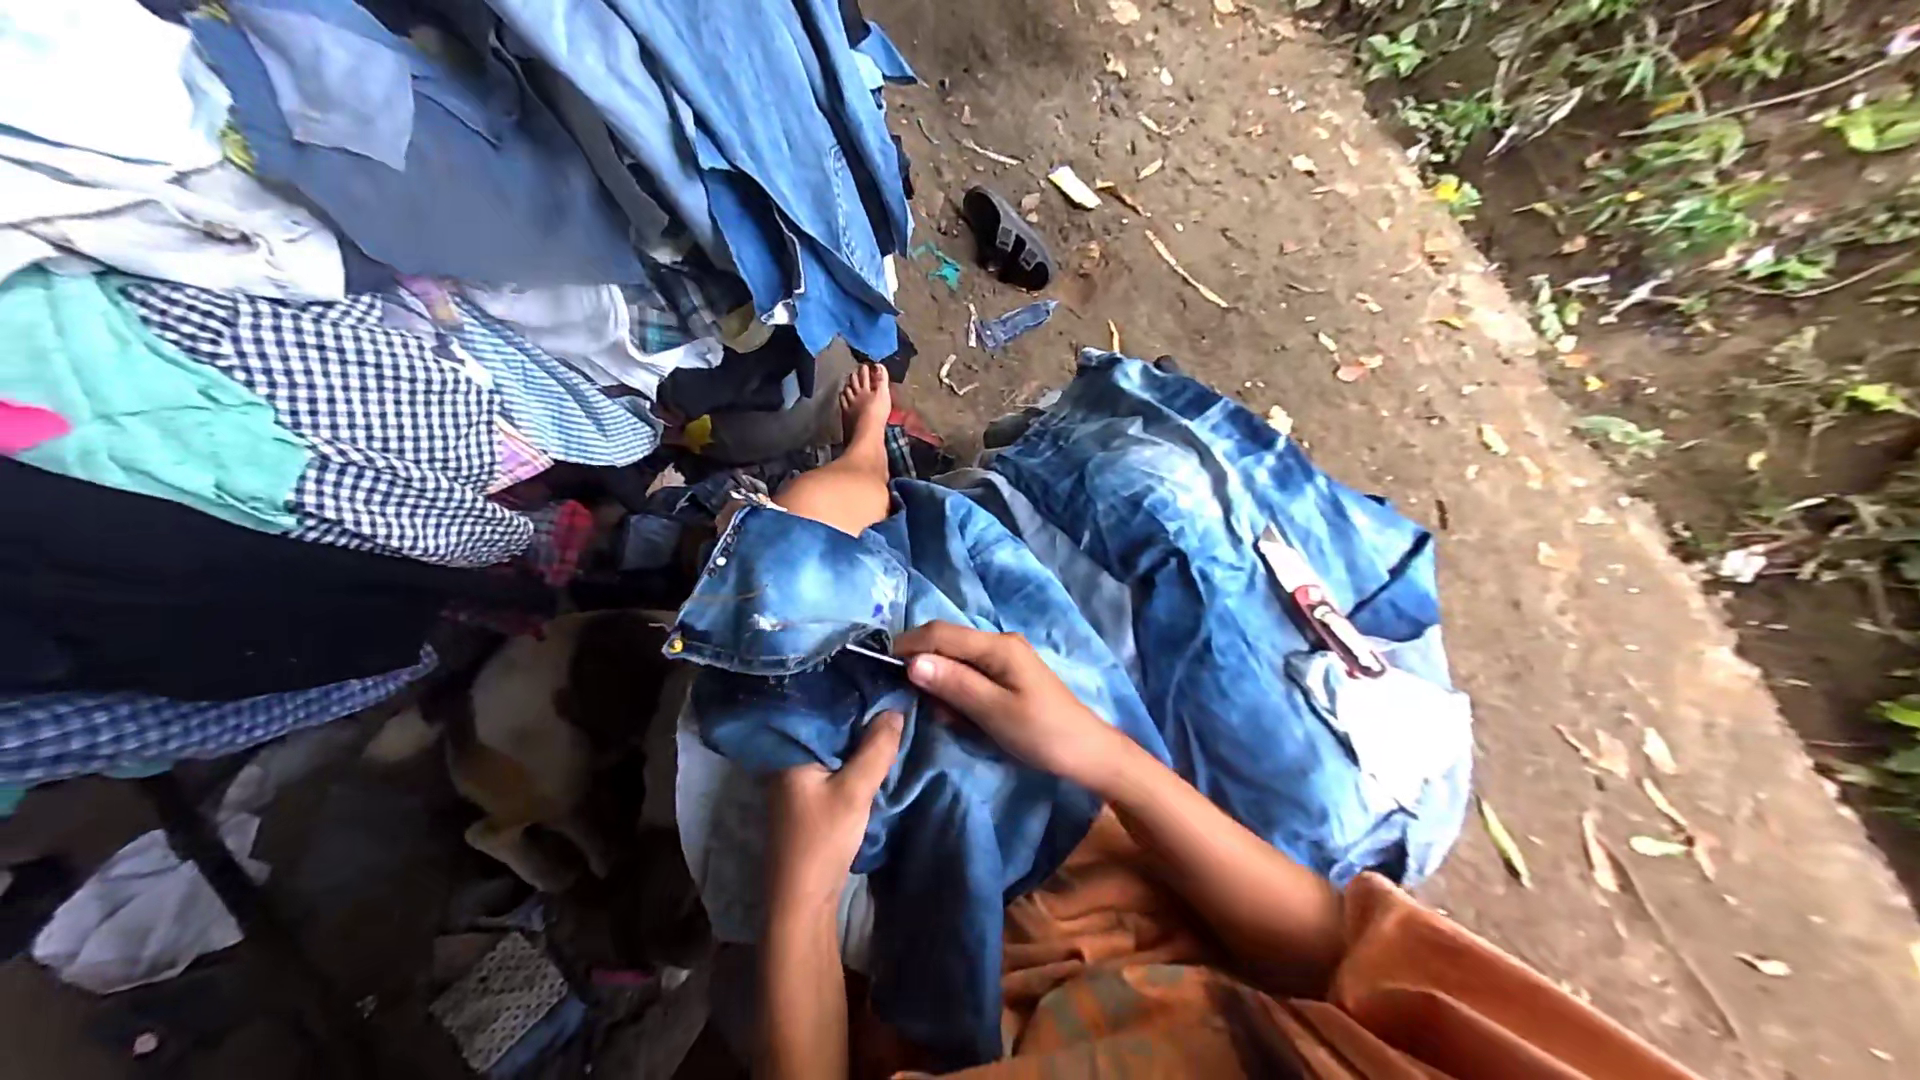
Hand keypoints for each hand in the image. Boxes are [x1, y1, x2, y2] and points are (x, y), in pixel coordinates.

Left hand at [765, 710, 903, 912]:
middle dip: (860, 716)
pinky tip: (878, 751)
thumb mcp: (855, 791)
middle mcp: (789, 759)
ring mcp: (798, 780)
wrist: (802, 902)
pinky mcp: (810, 796)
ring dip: (859, 739)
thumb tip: (897, 709)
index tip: (884, 681)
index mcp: (789, 751)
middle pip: (830, 727)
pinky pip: (836, 764)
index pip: (822, 707)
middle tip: (894, 696)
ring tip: (892, 716)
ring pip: (835, 747)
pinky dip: (855, 758)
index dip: (853, 694)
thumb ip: (876, 749)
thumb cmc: (822, 840)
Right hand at [894, 621, 1136, 793]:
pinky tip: (966, 718)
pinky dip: (959, 694)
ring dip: (944, 686)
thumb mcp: (994, 712)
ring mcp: (1004, 658)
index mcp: (998, 646)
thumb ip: (954, 684)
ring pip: (956, 661)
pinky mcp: (1006, 675)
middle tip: (927, 706)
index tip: (883, 668)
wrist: (1087, 753)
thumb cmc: (1042, 734)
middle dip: (927, 670)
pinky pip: (970, 675)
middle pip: (947, 644)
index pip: (940, 633)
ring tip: (952, 719)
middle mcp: (999, 643)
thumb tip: (912, 662)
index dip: (909, 645)